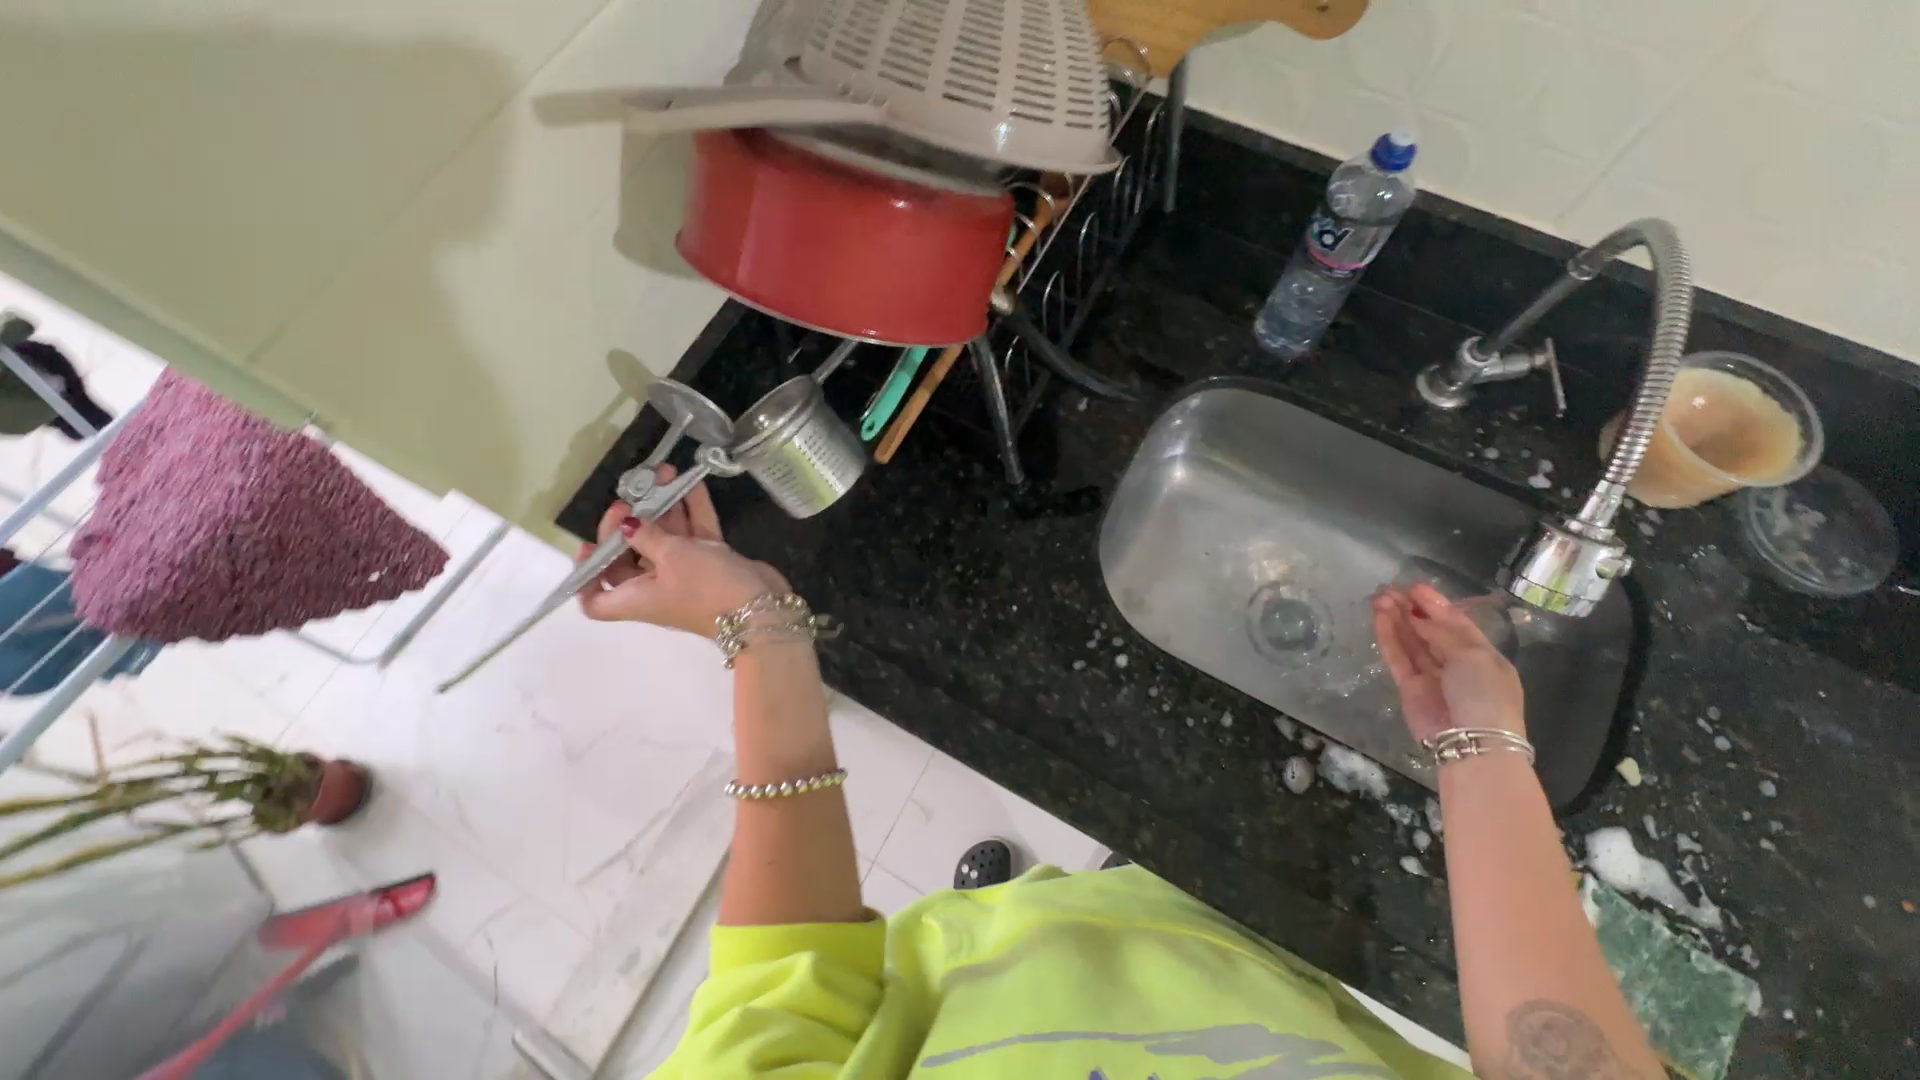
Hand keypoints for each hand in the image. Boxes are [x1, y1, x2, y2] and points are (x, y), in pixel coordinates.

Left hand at [575, 465, 788, 635]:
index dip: (586, 578)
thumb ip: (645, 535)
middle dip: (629, 525)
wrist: (761, 609)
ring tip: (664, 475)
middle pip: (629, 559)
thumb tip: (626, 525)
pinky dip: (693, 512)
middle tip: (632, 498)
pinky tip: (692, 483)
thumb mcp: (671, 556)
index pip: (596, 601)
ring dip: (664, 509)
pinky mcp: (711, 564)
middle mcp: (655, 587)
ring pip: (666, 540)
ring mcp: (685, 575)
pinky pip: (695, 535)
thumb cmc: (706, 587)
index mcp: (636, 597)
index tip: (590, 547)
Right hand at [1371, 583, 1524, 741]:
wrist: (1471, 741)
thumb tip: (1419, 619)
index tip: (1415, 586)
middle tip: (1390, 589)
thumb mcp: (1474, 656)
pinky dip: (1388, 638)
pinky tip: (1379, 618)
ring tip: (1379, 598)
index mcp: (1483, 656)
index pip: (1457, 624)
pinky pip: (1398, 658)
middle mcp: (1457, 664)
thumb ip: (1444, 634)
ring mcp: (1432, 676)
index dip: (1436, 605)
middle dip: (1411, 609)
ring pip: (1411, 642)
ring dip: (1396, 619)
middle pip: (1430, 631)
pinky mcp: (1409, 688)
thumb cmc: (1484, 694)